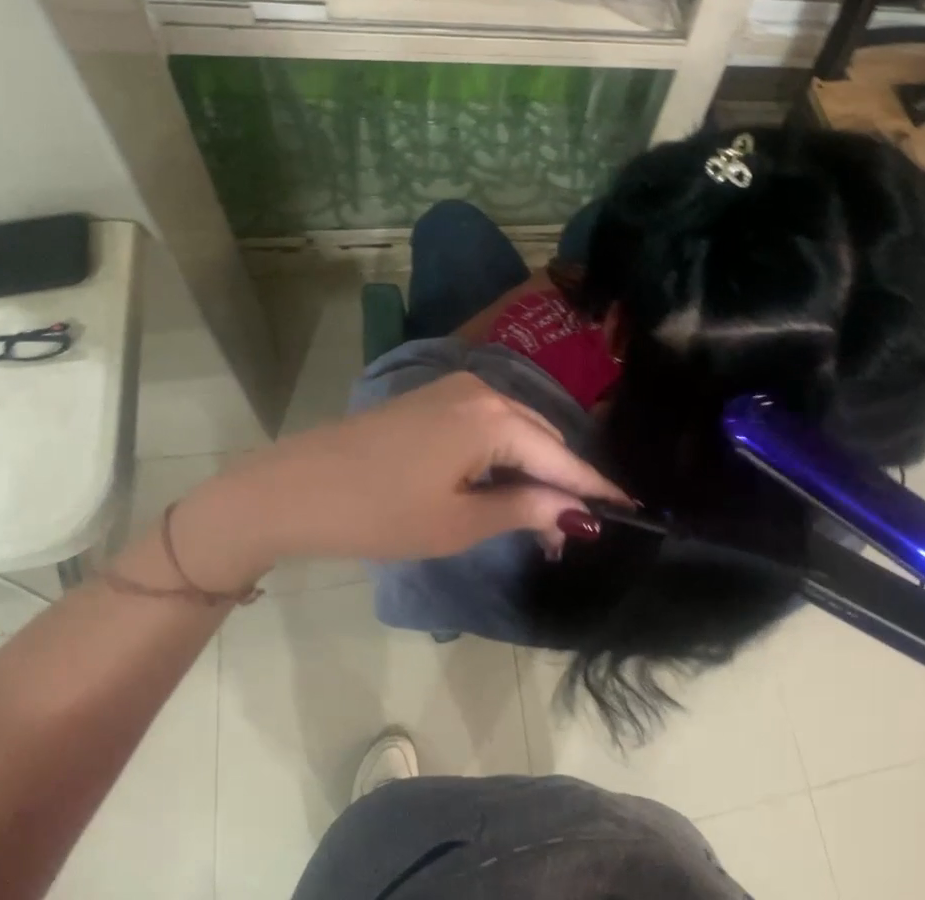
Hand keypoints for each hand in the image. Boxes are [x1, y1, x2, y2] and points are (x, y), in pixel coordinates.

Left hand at [170, 374, 627, 588]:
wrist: (293, 489)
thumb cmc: (379, 512)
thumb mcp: (458, 522)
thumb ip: (525, 511)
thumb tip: (578, 515)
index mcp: (494, 419)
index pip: (562, 458)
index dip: (596, 490)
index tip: (631, 513)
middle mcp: (483, 391)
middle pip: (543, 439)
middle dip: (562, 485)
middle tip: (572, 534)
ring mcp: (455, 390)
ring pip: (518, 431)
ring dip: (533, 471)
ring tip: (541, 521)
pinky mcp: (435, 399)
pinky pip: (489, 426)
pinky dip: (505, 457)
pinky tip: (505, 488)